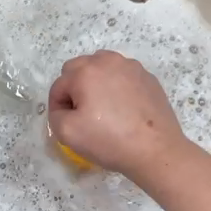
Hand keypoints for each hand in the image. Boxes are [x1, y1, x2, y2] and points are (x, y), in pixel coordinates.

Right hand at [47, 50, 187, 179]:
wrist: (155, 150)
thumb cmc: (109, 141)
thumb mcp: (67, 133)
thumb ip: (55, 115)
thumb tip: (64, 108)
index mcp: (86, 71)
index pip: (59, 85)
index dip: (57, 107)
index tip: (66, 124)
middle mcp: (108, 61)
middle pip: (78, 69)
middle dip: (75, 90)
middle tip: (83, 115)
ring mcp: (131, 67)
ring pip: (102, 68)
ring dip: (95, 84)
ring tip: (103, 109)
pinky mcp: (148, 78)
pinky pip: (122, 77)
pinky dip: (117, 88)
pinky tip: (123, 110)